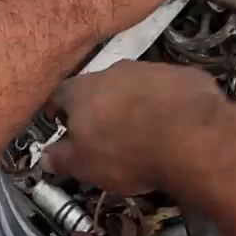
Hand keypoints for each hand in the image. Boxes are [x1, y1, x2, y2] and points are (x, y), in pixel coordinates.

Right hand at [42, 60, 232, 193]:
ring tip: (139, 131)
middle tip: (101, 132)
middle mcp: (113, 71)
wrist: (190, 138)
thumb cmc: (126, 153)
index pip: (58, 96)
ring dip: (131, 103)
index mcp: (81, 91)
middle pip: (97, 87)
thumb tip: (45, 156)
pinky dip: (163, 104)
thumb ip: (61, 158)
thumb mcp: (84, 166)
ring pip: (133, 86)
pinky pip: (166, 90)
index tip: (57, 123)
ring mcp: (151, 69)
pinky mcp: (183, 75)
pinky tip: (170, 125)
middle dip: (96, 107)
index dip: (56, 111)